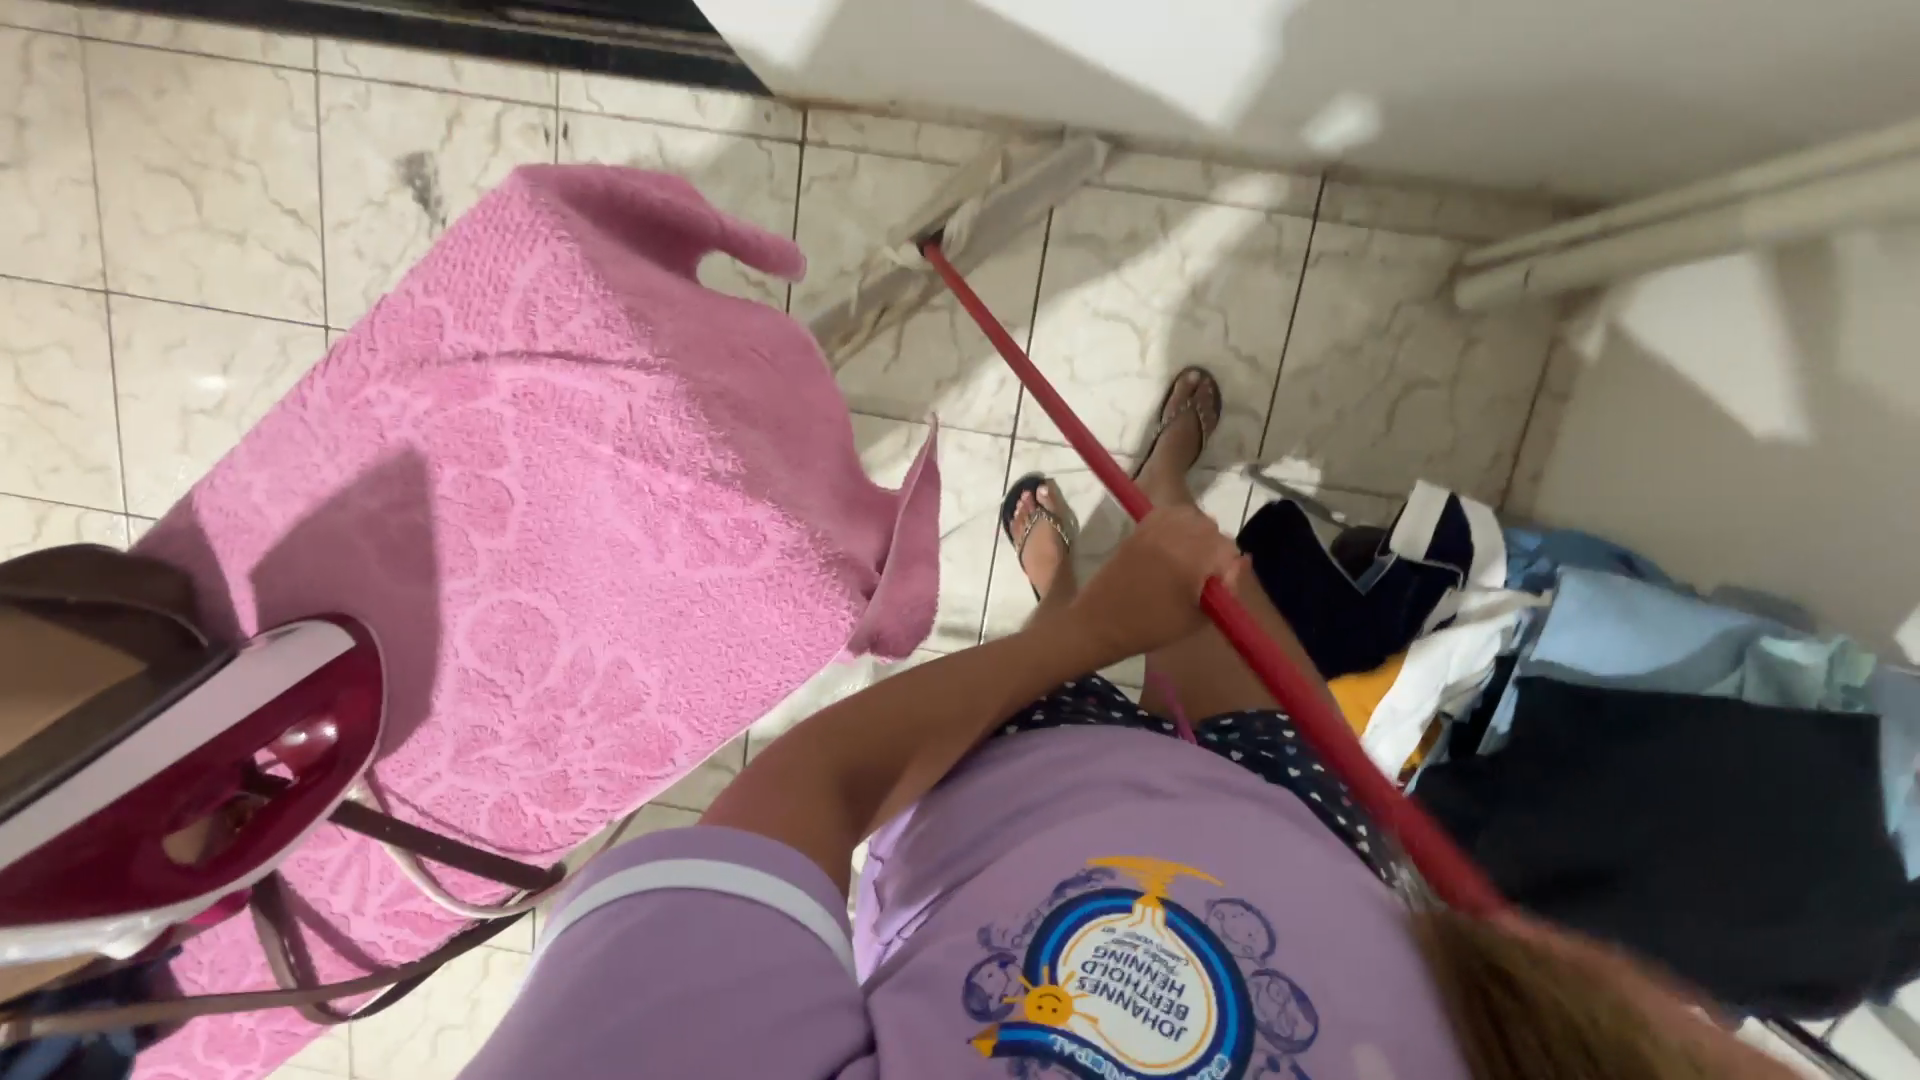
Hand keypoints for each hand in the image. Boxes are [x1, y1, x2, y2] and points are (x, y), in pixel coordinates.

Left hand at [1062, 506, 1246, 663]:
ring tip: (1190, 560)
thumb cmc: (1151, 627)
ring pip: (1191, 517)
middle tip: (1204, 578)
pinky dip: (1176, 524)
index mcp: (1192, 556)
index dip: (1228, 571)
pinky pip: (1166, 514)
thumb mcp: (1196, 617)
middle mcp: (1175, 534)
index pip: (1228, 549)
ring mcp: (1154, 528)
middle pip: (1212, 529)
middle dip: (1215, 551)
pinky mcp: (1138, 529)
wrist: (1100, 622)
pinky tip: (1173, 545)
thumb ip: (1223, 591)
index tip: (1217, 591)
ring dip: (1197, 534)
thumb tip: (1238, 567)